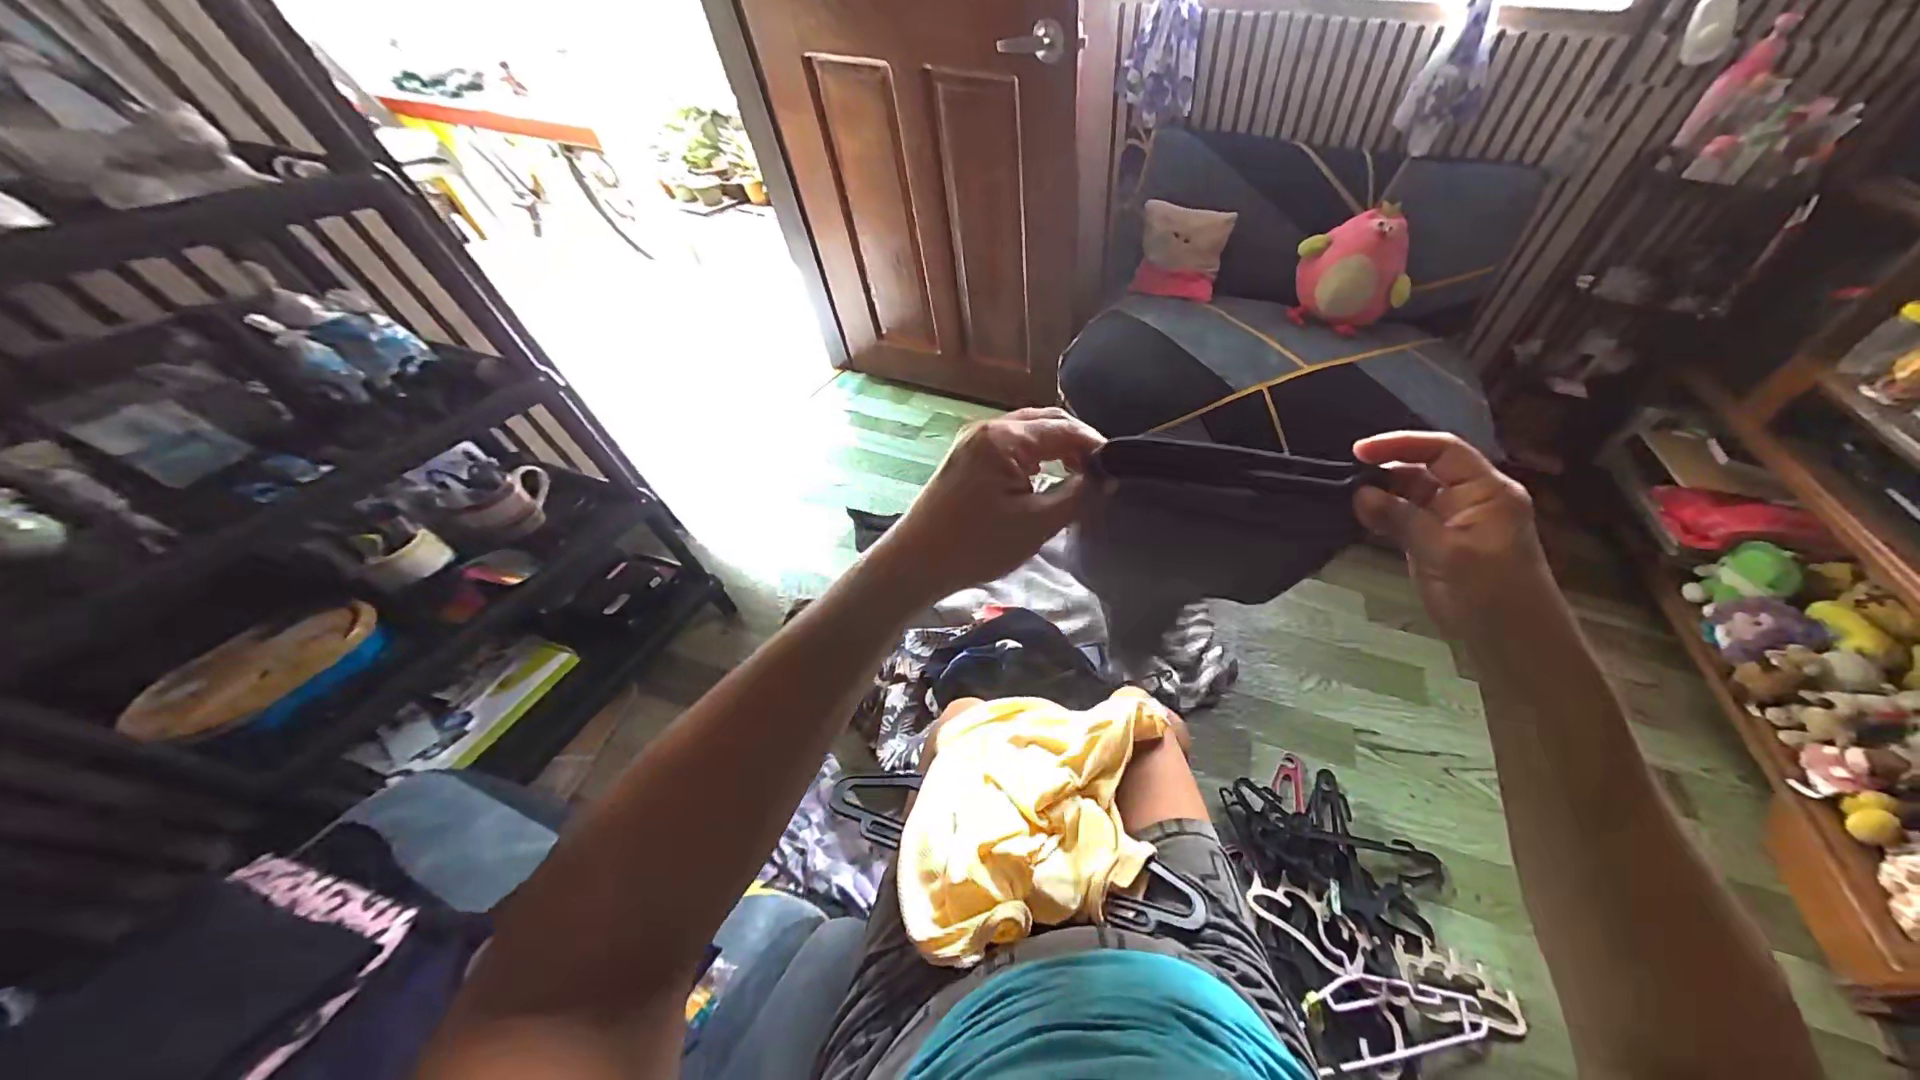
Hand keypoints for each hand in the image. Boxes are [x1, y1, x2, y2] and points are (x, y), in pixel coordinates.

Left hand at [869, 407, 1103, 603]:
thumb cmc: (976, 545)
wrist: (916, 562)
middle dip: (1077, 444)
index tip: (1118, 469)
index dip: (1096, 446)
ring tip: (1078, 478)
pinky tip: (1044, 479)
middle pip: (1046, 422)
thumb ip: (1078, 495)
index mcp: (1005, 437)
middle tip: (1100, 474)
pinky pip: (1009, 446)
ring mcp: (973, 440)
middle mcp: (988, 428)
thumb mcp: (1037, 523)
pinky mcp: (965, 457)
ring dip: (1056, 450)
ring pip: (1028, 433)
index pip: (1064, 427)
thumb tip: (1106, 477)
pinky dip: (1033, 457)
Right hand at [1351, 431, 1548, 634]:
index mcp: (1486, 491)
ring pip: (1409, 494)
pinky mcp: (1433, 543)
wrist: (1513, 643)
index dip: (1401, 444)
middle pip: (1423, 469)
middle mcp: (1468, 499)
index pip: (1442, 451)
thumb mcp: (1446, 553)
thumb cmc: (1491, 594)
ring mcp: (1450, 522)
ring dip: (1378, 494)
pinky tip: (1356, 517)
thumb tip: (1360, 494)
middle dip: (1384, 469)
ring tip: (1342, 496)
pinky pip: (1403, 518)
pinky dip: (1380, 516)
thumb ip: (1402, 520)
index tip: (1358, 451)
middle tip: (1342, 476)